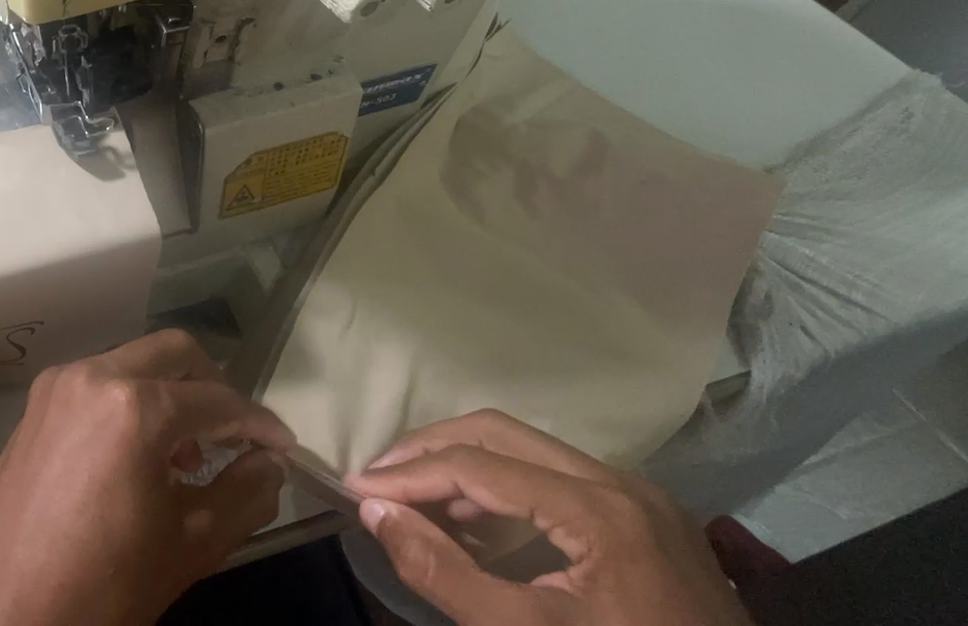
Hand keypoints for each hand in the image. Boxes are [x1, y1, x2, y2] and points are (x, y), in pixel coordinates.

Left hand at [0, 329, 294, 625]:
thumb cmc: (105, 583)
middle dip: (213, 386)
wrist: (6, 609)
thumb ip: (244, 494)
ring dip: (170, 392)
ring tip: (186, 456)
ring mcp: (58, 384)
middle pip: (173, 352)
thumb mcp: (190, 544)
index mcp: (134, 406)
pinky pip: (99, 381)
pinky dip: (130, 400)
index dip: (258, 423)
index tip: (281, 448)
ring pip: (133, 361)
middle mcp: (93, 374)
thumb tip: (269, 463)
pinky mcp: (36, 403)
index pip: (217, 399)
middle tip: (235, 437)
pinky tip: (139, 454)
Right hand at [345, 410, 752, 625]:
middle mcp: (621, 482)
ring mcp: (640, 496)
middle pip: (498, 432)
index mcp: (599, 510)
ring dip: (463, 463)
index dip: (407, 476)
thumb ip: (444, 573)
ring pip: (526, 447)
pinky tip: (475, 519)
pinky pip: (555, 474)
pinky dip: (502, 484)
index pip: (477, 467)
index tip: (356, 492)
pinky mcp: (648, 516)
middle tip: (379, 479)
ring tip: (414, 497)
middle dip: (429, 450)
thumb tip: (374, 512)